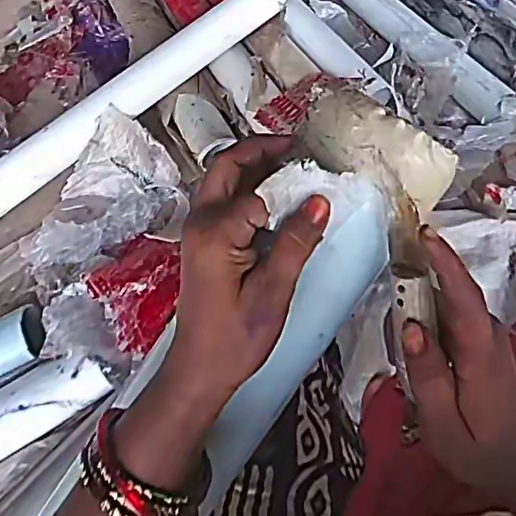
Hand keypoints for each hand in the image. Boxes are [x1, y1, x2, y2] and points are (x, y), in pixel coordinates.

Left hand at [157, 136, 329, 416]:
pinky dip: (246, 186)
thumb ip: (294, 244)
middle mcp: (199, 223)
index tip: (318, 194)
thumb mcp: (272, 294)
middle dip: (259, 150)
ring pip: (220, 178)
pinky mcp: (202, 239)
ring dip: (250, 164)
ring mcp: (197, 230)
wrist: (200, 368)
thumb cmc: (233, 339)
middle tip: (294, 147)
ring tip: (287, 163)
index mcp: (214, 234)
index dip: (289, 193)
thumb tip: (318, 203)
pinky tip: (273, 196)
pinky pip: (221, 198)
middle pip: (225, 166)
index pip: (257, 195)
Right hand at [400, 225, 515, 513]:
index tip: (423, 234)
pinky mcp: (476, 332)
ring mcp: (483, 330)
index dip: (444, 263)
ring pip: (439, 302)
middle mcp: (487, 331)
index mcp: (482, 353)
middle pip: (445, 293)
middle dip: (411, 290)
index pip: (464, 297)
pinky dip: (420, 323)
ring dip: (412, 313)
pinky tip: (415, 358)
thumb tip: (408, 328)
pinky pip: (442, 313)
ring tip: (407, 367)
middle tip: (394, 340)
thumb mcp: (445, 427)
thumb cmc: (482, 450)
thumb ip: (426, 377)